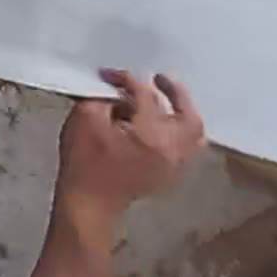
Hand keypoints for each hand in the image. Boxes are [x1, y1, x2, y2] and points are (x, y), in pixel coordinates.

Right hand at [53, 71, 204, 239]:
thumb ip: (102, 97)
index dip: (125, 80)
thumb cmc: (83, 158)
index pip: (145, 96)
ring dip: (180, 112)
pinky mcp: (170, 173)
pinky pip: (186, 146)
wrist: (89, 201)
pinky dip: (177, 128)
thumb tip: (116, 91)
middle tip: (159, 78)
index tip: (107, 75)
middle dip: (176, 93)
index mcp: (151, 136)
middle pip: (188, 117)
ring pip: (193, 133)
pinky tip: (157, 121)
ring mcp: (175, 165)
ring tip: (163, 98)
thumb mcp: (85, 117)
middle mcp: (172, 151)